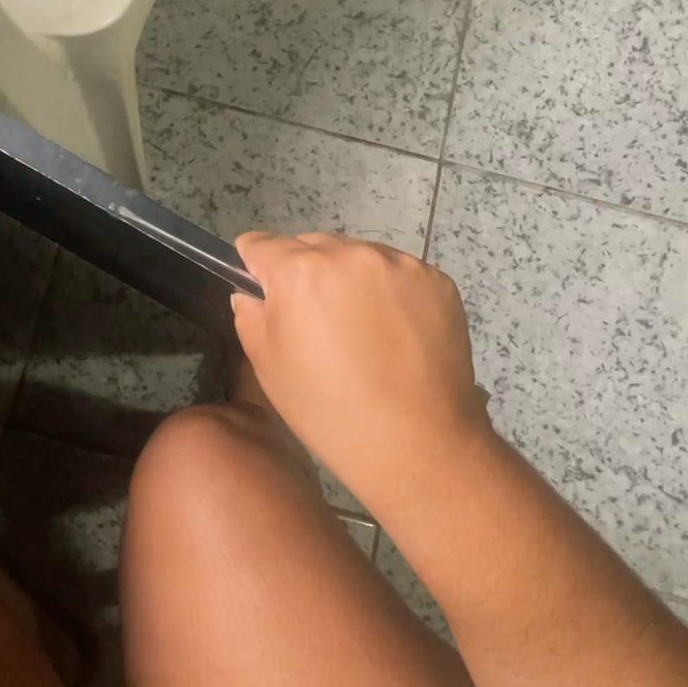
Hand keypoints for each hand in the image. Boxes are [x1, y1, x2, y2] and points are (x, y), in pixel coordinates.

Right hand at [230, 232, 486, 508]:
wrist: (419, 443)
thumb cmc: (330, 410)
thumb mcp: (269, 367)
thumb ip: (250, 316)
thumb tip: (253, 294)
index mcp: (300, 271)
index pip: (261, 244)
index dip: (254, 264)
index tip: (260, 284)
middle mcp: (349, 254)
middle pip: (311, 245)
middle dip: (303, 271)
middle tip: (314, 320)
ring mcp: (398, 264)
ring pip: (356, 255)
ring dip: (348, 278)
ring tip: (359, 328)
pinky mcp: (436, 280)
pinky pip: (397, 272)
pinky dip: (388, 291)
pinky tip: (394, 332)